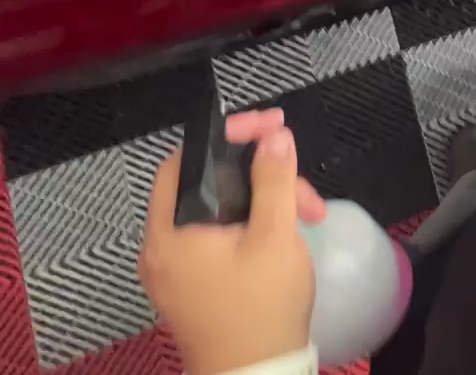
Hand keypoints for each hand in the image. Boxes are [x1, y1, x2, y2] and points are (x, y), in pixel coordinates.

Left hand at [141, 110, 327, 373]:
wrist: (255, 373)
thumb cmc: (261, 303)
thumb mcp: (276, 234)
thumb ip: (274, 179)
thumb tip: (274, 134)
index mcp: (172, 232)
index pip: (185, 161)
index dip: (227, 134)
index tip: (271, 124)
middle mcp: (166, 245)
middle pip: (210, 183)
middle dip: (263, 173)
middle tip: (303, 179)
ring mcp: (180, 265)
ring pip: (224, 206)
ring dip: (269, 198)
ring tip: (310, 212)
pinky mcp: (197, 278)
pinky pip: (224, 230)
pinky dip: (258, 221)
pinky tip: (290, 228)